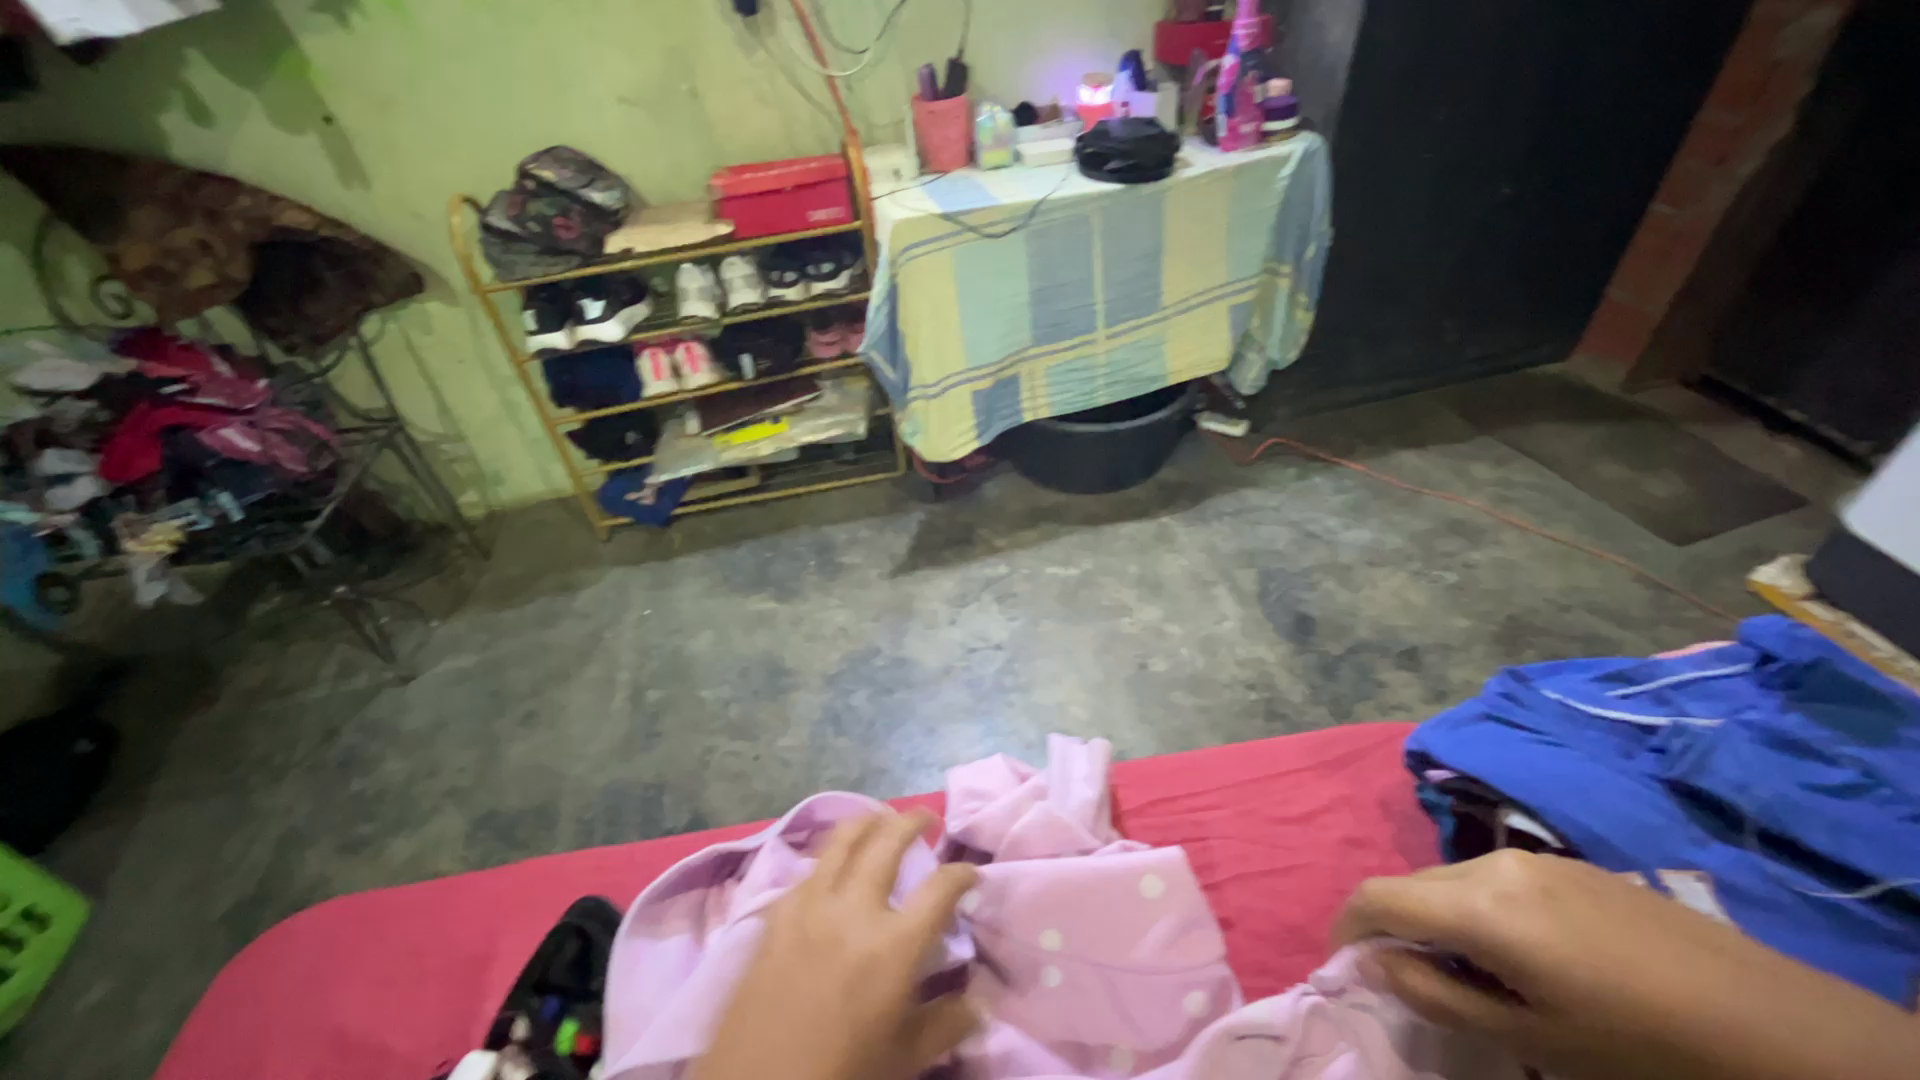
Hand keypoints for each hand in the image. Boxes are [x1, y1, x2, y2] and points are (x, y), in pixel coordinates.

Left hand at [690, 809, 979, 1079]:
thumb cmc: (839, 1075)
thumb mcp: (903, 1059)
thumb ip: (945, 1025)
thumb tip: (979, 1005)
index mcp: (894, 946)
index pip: (941, 888)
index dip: (962, 874)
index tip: (971, 873)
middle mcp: (854, 910)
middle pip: (888, 840)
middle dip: (912, 821)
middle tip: (925, 820)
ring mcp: (810, 906)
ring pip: (842, 840)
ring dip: (867, 822)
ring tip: (879, 819)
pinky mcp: (776, 915)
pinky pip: (808, 869)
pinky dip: (829, 857)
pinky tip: (833, 867)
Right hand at [1335, 849, 1919, 1079]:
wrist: (1777, 1024)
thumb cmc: (1639, 1043)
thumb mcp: (1529, 1037)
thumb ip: (1435, 995)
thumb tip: (1372, 963)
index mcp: (1481, 904)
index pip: (1377, 896)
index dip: (1346, 926)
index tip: (1341, 964)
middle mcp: (1496, 863)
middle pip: (1411, 883)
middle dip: (1389, 925)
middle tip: (1402, 978)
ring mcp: (1537, 858)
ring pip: (1450, 878)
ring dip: (1432, 917)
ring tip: (1460, 971)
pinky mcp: (1570, 865)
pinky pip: (1491, 878)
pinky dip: (1472, 909)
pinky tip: (1512, 953)